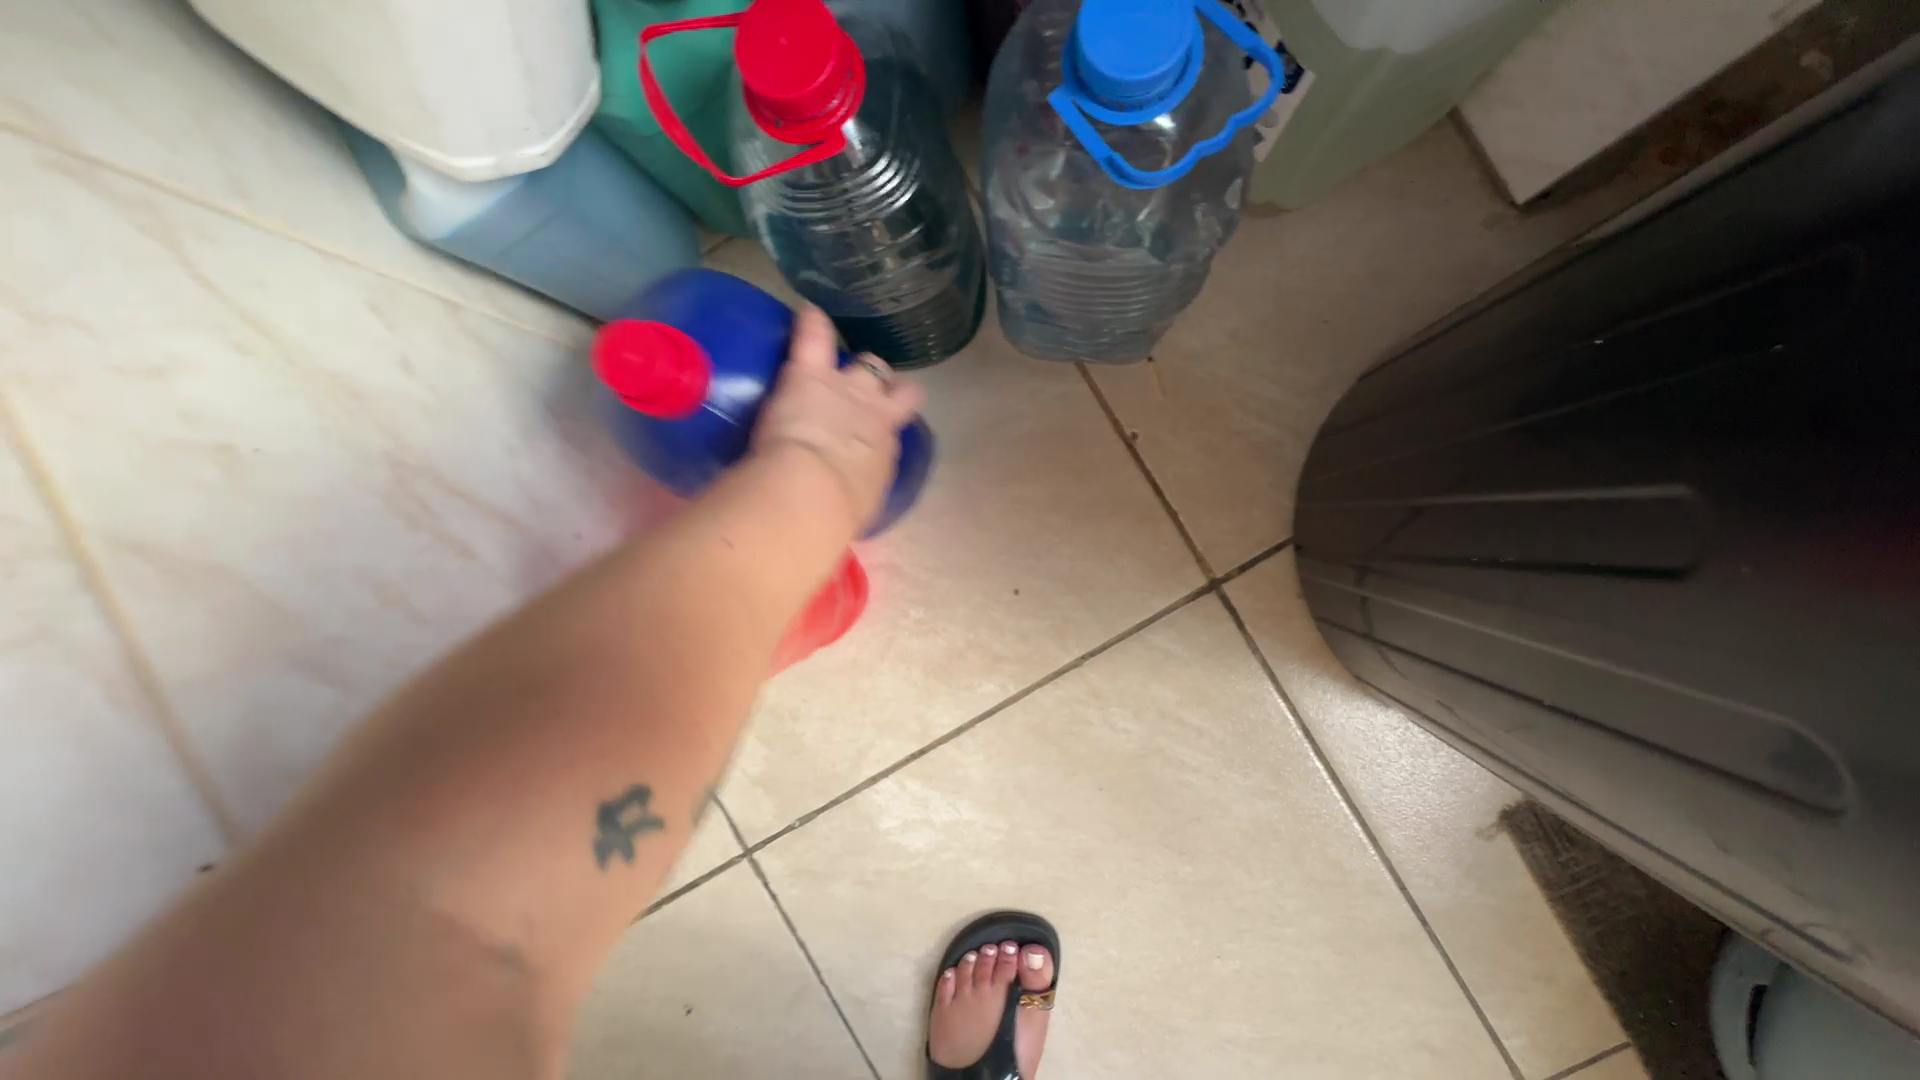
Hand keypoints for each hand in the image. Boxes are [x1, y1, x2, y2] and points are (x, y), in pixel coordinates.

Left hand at [751, 307, 926, 531]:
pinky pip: (814, 338)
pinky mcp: (809, 374)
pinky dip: (812, 324)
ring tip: (845, 356)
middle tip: (873, 388)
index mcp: (884, 449)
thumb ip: (857, 491)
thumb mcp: (857, 504)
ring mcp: (844, 389)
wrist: (813, 488)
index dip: (887, 420)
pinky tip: (808, 311)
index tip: (881, 422)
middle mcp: (874, 413)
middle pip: (887, 388)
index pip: (893, 426)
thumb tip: (849, 501)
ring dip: (857, 364)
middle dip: (884, 387)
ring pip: (863, 364)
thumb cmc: (835, 512)